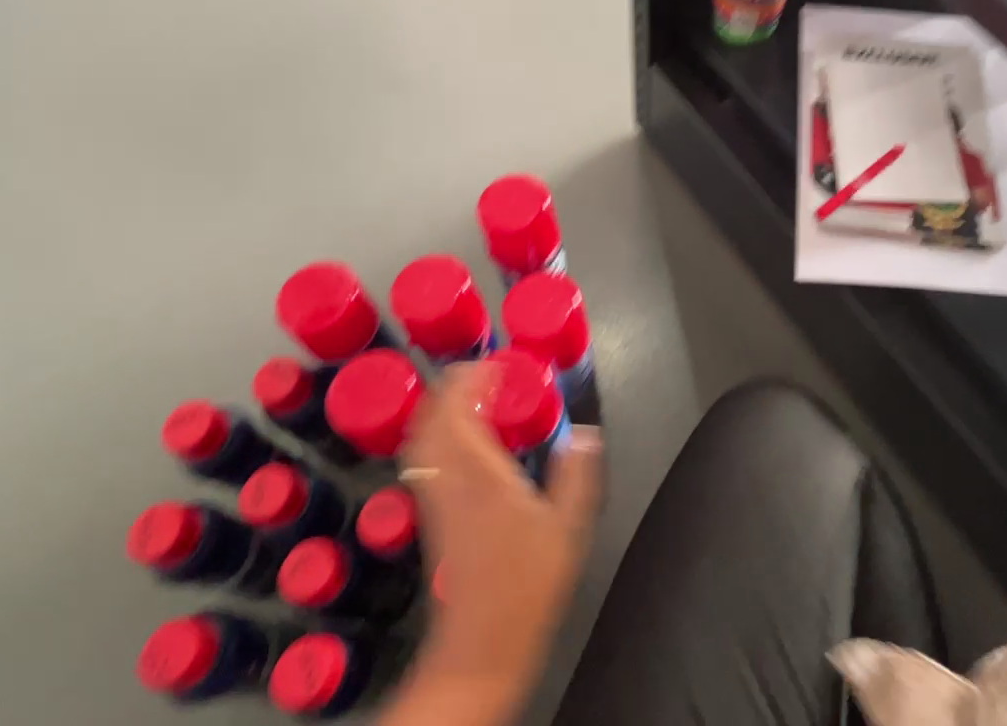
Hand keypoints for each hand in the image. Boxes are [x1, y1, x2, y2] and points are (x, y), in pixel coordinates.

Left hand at [394, 363, 601, 721]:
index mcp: (480, 473)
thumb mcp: (568, 528)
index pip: (460, 407)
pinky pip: (423, 458)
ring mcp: (434, 498)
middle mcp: (448, 479)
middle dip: (450, 386)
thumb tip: (586, 434)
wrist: (480, 644)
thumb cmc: (527, 583)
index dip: (473, 377)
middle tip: (480, 373)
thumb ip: (577, 476)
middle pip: (431, 417)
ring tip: (468, 399)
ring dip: (438, 409)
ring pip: (420, 437)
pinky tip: (460, 444)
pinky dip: (436, 435)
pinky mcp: (432, 517)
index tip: (496, 362)